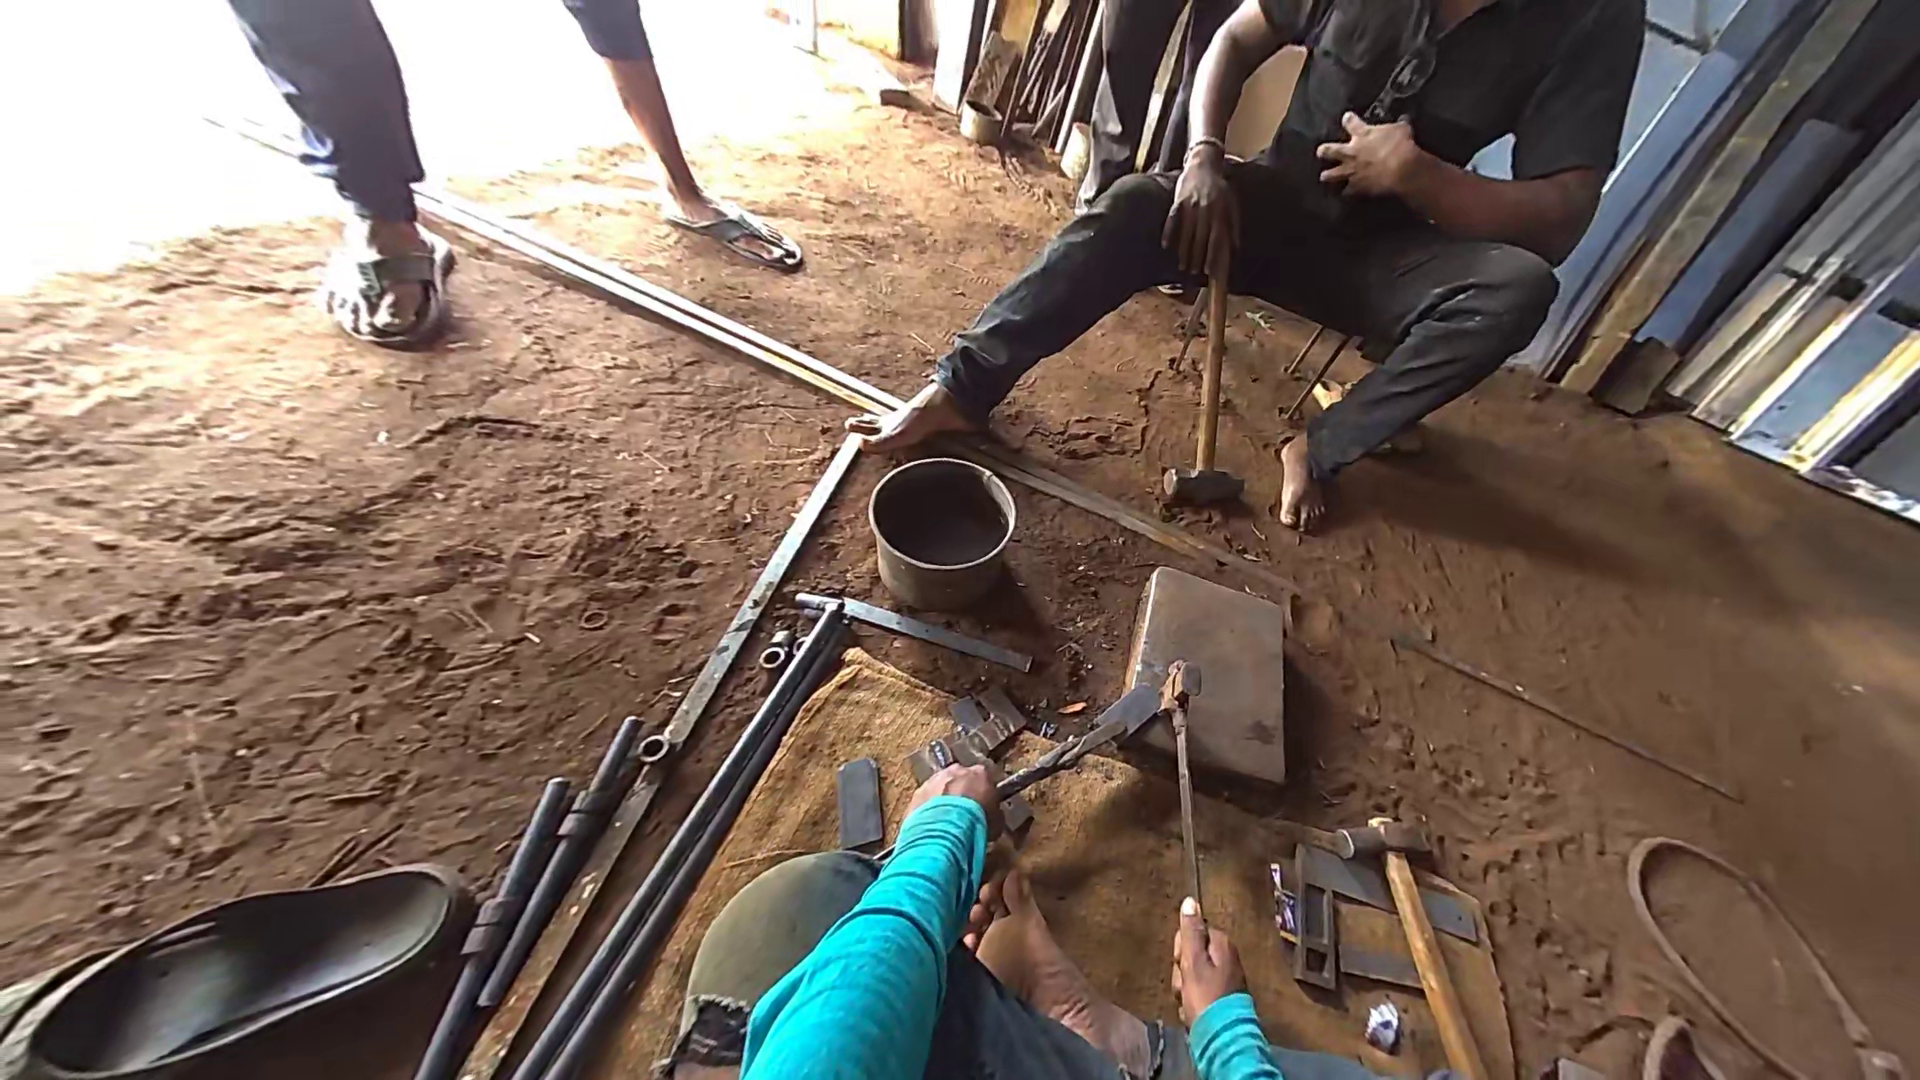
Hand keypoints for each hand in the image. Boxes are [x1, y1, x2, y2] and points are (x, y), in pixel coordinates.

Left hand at [905, 763, 1003, 836]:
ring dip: (943, 799)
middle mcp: (956, 770)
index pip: (984, 778)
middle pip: (960, 778)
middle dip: (961, 792)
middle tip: (964, 812)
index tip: (983, 806)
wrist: (945, 830)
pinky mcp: (918, 792)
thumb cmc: (976, 823)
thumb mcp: (996, 822)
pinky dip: (928, 808)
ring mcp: (935, 779)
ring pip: (941, 786)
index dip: (983, 793)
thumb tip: (992, 818)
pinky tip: (932, 824)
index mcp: (980, 773)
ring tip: (946, 821)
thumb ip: (994, 813)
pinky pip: (926, 798)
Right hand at [1162, 145, 1238, 276]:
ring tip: (1182, 265)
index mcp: (1220, 211)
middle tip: (1193, 272)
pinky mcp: (1178, 201)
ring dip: (1183, 251)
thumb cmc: (1218, 187)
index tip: (1208, 270)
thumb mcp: (1231, 204)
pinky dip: (1169, 232)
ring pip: (1186, 233)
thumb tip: (1235, 247)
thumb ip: (1233, 225)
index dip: (1211, 255)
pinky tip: (1166, 246)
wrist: (1204, 164)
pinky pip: (1173, 219)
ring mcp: (1191, 205)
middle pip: (1200, 239)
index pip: (1216, 238)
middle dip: (1197, 257)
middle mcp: (1206, 209)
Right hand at [1170, 896, 1244, 1023]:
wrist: (1223, 1042)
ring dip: (1186, 986)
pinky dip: (1194, 999)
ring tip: (1189, 1001)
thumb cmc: (1206, 996)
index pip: (1192, 931)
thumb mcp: (1193, 960)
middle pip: (1192, 952)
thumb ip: (1190, 931)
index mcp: (1222, 944)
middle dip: (1183, 969)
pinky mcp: (1223, 998)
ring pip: (1193, 973)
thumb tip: (1190, 900)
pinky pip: (1200, 991)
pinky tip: (1194, 1010)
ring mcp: (1227, 979)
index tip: (1182, 963)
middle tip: (1186, 984)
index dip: (1181, 947)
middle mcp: (1228, 958)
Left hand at [1316, 112, 1419, 196]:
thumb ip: (1398, 125)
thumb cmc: (1402, 144)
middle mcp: (1350, 152)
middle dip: (1323, 150)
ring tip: (1323, 176)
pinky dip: (1345, 192)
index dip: (1348, 120)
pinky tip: (1344, 193)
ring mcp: (1349, 171)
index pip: (1351, 123)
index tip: (1346, 118)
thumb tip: (1403, 119)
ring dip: (1326, 175)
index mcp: (1363, 135)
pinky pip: (1345, 191)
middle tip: (1320, 151)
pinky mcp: (1352, 187)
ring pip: (1330, 174)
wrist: (1399, 169)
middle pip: (1329, 151)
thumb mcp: (1402, 128)